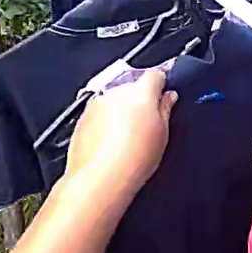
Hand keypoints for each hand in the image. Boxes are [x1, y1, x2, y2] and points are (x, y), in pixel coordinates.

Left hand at [64, 68, 177, 199]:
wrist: (101, 178)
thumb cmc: (133, 159)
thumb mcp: (162, 133)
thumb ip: (166, 108)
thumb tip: (168, 98)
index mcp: (140, 92)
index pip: (155, 74)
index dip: (161, 85)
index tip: (164, 96)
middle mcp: (116, 92)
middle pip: (132, 88)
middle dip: (139, 101)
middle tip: (147, 124)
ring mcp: (97, 104)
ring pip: (114, 101)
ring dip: (120, 112)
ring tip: (127, 139)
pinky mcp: (83, 118)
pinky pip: (99, 115)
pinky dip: (105, 124)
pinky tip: (111, 145)